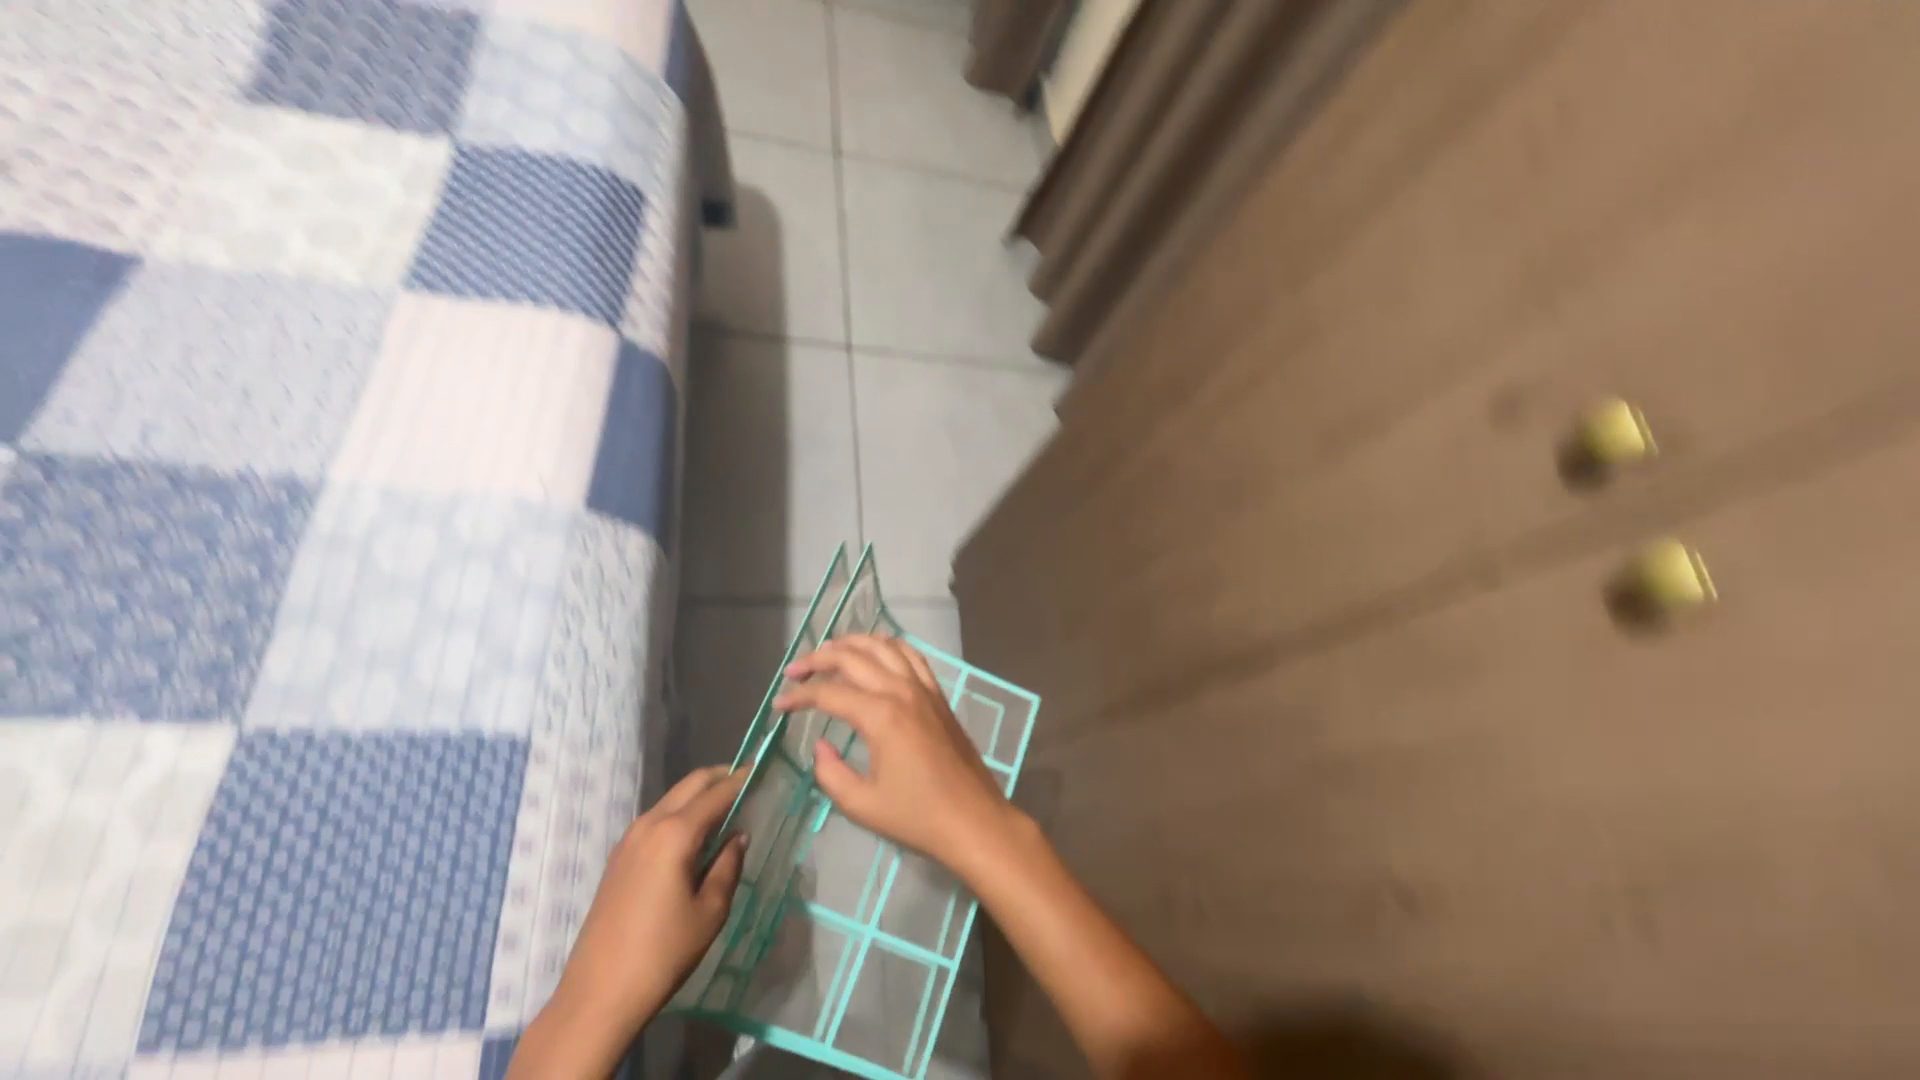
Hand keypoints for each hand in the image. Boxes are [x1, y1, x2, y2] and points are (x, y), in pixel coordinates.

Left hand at [533, 766, 746, 1057]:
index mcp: (675, 834)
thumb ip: (728, 866)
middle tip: (749, 782)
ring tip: (728, 810)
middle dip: (720, 777)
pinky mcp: (618, 858)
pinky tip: (696, 837)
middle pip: (690, 785)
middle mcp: (649, 825)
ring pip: (671, 800)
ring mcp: (628, 840)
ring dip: (699, 796)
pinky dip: (681, 814)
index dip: (743, 779)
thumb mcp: (711, 912)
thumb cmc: (663, 953)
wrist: (598, 993)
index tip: (765, 770)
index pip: (718, 793)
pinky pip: (656, 820)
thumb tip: (738, 836)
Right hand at [774, 635, 1015, 871]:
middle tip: (794, 671)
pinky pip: (911, 656)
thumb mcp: (861, 804)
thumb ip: (830, 772)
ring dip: (852, 643)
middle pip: (853, 657)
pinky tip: (875, 652)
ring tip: (829, 652)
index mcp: (880, 716)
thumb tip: (820, 745)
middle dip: (818, 659)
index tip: (778, 706)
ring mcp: (924, 689)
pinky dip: (888, 647)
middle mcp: (902, 691)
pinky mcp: (939, 695)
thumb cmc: (917, 817)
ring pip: (884, 647)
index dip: (798, 697)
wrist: (973, 820)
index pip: (829, 693)